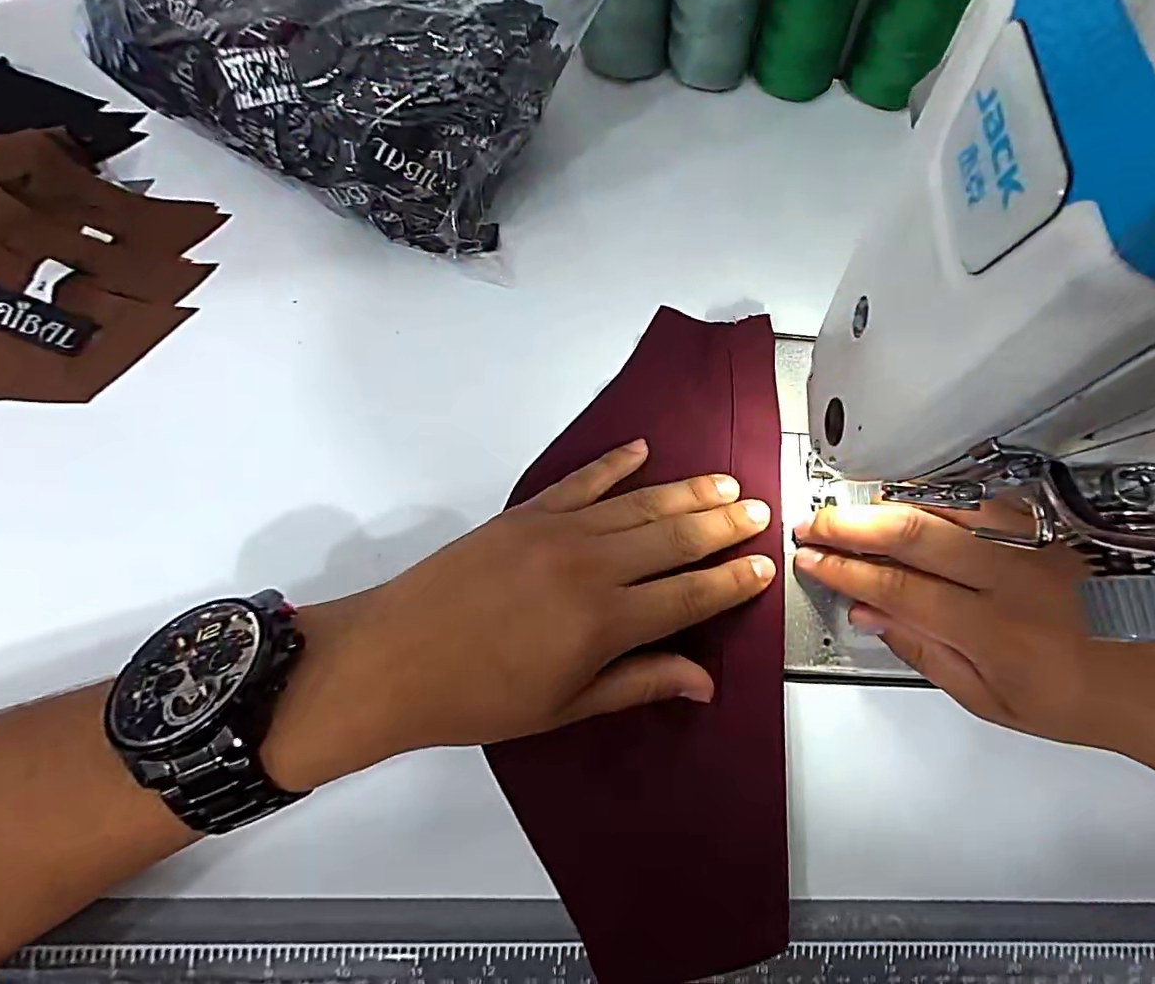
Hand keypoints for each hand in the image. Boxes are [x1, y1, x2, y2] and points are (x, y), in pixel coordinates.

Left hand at [263, 440, 776, 789]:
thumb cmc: (479, 696)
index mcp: (606, 622)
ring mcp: (559, 531)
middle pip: (676, 539)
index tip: (763, 565)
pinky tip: (642, 449)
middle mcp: (592, 567)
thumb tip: (702, 681)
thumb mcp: (566, 705)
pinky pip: (583, 481)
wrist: (391, 659)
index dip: (732, 580)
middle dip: (724, 525)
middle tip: (758, 511)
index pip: (690, 595)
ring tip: (724, 483)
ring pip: (641, 504)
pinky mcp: (527, 512)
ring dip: (688, 492)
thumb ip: (639, 683)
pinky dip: (614, 463)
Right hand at [792, 503, 1154, 767]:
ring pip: (942, 507)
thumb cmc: (1077, 701)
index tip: (810, 558)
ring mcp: (1030, 544)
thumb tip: (868, 613)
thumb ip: (923, 651)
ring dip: (885, 505)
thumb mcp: (990, 700)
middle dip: (850, 525)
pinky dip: (930, 498)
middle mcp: (1009, 579)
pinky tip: (902, 500)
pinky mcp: (1045, 526)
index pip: (898, 587)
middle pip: (913, 534)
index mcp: (992, 632)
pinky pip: (976, 501)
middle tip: (812, 523)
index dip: (844, 569)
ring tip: (845, 511)